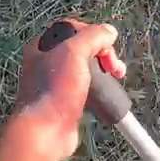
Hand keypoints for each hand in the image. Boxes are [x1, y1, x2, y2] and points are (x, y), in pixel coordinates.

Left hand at [8, 18, 125, 160]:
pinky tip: (105, 94)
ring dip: (104, 71)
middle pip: (82, 48)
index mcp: (42, 45)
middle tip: (115, 67)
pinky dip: (98, 88)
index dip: (92, 33)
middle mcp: (46, 62)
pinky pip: (86, 88)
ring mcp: (56, 83)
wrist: (46, 131)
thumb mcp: (74, 52)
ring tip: (117, 77)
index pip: (72, 28)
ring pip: (85, 68)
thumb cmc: (56, 89)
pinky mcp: (65, 101)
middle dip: (103, 53)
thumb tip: (110, 31)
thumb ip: (93, 36)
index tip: (105, 46)